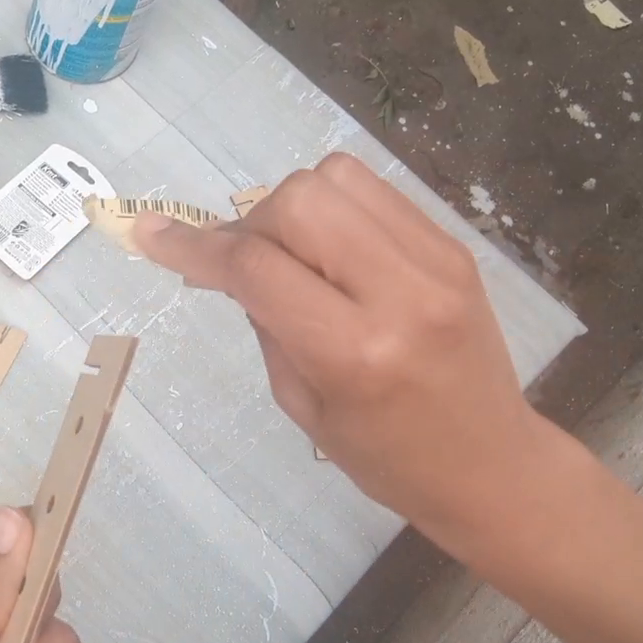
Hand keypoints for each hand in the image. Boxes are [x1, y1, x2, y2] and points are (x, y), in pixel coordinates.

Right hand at [133, 152, 558, 558]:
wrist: (492, 463)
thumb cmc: (381, 455)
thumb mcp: (299, 400)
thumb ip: (264, 318)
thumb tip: (228, 260)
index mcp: (353, 351)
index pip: (256, 268)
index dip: (193, 247)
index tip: (150, 234)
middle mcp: (400, 292)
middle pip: (298, 202)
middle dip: (250, 225)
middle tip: (244, 264)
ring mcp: (436, 261)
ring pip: (335, 178)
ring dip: (291, 207)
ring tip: (289, 254)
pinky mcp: (454, 245)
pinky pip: (371, 191)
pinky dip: (330, 207)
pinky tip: (328, 248)